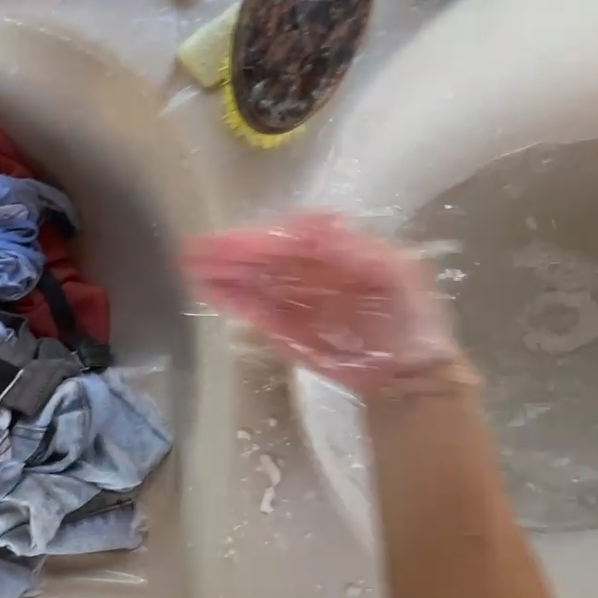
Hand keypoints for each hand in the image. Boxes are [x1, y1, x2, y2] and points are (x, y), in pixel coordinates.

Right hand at [183, 213, 460, 392]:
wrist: (405, 372)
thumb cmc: (409, 322)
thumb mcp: (396, 278)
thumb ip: (358, 251)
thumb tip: (318, 225)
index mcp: (339, 252)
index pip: (293, 238)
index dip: (262, 237)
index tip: (233, 240)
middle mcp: (312, 271)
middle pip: (265, 258)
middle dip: (229, 253)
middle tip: (192, 250)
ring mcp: (295, 299)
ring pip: (253, 281)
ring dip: (221, 273)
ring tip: (189, 266)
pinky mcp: (282, 326)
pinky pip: (252, 308)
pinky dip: (230, 298)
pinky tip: (208, 290)